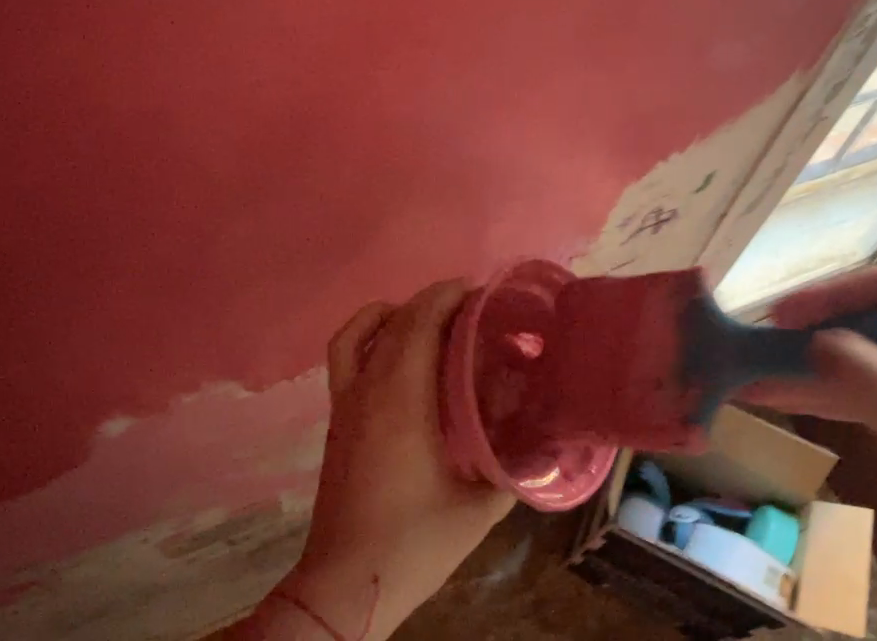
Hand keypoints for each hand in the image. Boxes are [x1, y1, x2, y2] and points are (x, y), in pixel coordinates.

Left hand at [273, 279, 514, 639]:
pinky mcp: (337, 417)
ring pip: (363, 330)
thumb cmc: (414, 542)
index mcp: (402, 399)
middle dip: (434, 302)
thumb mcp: (480, 508)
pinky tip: (394, 348)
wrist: (346, 584)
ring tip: (433, 320)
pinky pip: (346, 354)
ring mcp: (345, 401)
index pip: (420, 322)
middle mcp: (368, 387)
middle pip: (398, 320)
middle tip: (475, 311)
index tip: (481, 293)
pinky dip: (368, 333)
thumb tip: (539, 437)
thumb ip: (513, 466)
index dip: (448, 297)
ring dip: (398, 312)